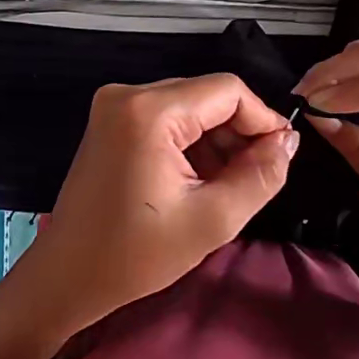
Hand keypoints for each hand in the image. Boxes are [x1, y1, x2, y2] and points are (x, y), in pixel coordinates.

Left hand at [33, 74, 299, 321]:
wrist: (71, 269)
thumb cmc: (136, 252)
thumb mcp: (215, 218)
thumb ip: (261, 174)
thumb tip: (287, 141)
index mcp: (147, 110)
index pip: (228, 89)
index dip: (262, 120)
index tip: (277, 160)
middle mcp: (125, 94)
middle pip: (205, 94)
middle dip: (236, 133)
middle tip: (249, 181)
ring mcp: (112, 106)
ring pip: (187, 106)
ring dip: (213, 141)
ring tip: (220, 188)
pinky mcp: (109, 121)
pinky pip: (164, 117)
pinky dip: (187, 142)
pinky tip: (194, 180)